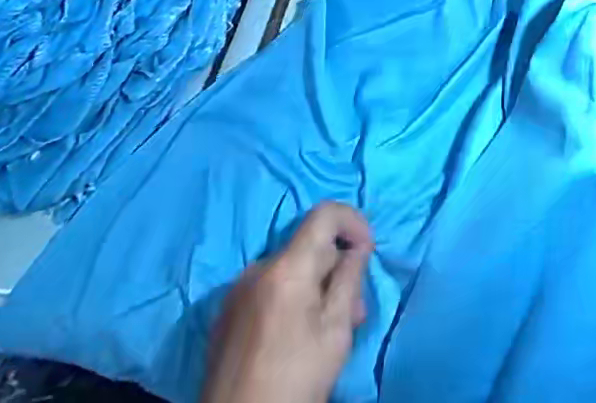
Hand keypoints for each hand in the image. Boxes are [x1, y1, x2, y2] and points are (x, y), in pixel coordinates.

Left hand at [201, 202, 373, 402]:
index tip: (368, 251)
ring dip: (316, 286)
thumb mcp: (336, 332)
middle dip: (338, 267)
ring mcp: (237, 290)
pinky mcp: (226, 313)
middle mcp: (258, 267)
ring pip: (291, 269)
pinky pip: (270, 288)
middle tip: (355, 311)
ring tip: (328, 329)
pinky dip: (291, 298)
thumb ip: (350, 280)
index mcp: (286, 267)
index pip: (324, 213)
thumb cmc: (295, 382)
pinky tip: (297, 337)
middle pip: (309, 246)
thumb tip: (358, 248)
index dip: (353, 221)